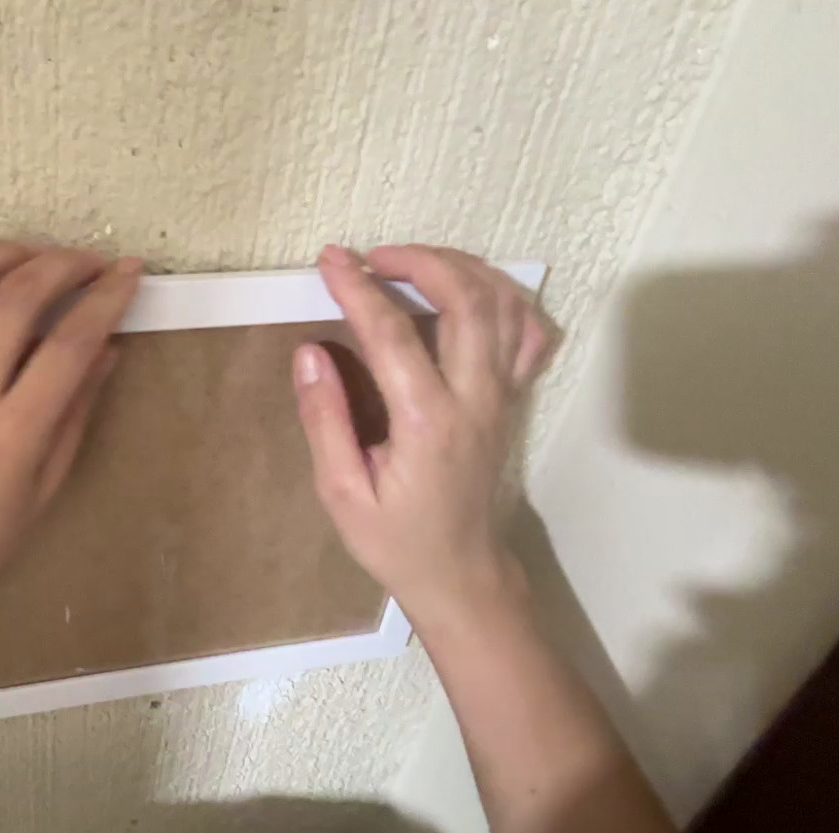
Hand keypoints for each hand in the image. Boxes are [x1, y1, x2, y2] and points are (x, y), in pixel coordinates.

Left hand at [0, 242, 142, 624]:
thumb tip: (106, 353)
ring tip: (29, 256)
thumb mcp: (44, 489)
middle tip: (89, 262)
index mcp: (11, 432)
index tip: (130, 273)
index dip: (108, 299)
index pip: (70, 343)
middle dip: (63, 264)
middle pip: (16, 298)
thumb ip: (74, 415)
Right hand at [293, 244, 556, 633]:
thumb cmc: (394, 541)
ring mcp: (503, 396)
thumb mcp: (341, 493)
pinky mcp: (512, 401)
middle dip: (418, 260)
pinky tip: (470, 292)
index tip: (329, 261)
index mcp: (427, 422)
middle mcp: (476, 398)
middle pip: (466, 299)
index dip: (358, 289)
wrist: (459, 572)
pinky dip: (504, 297)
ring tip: (413, 262)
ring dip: (460, 268)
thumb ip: (325, 420)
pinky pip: (527, 332)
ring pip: (504, 304)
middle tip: (372, 255)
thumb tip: (311, 353)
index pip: (392, 335)